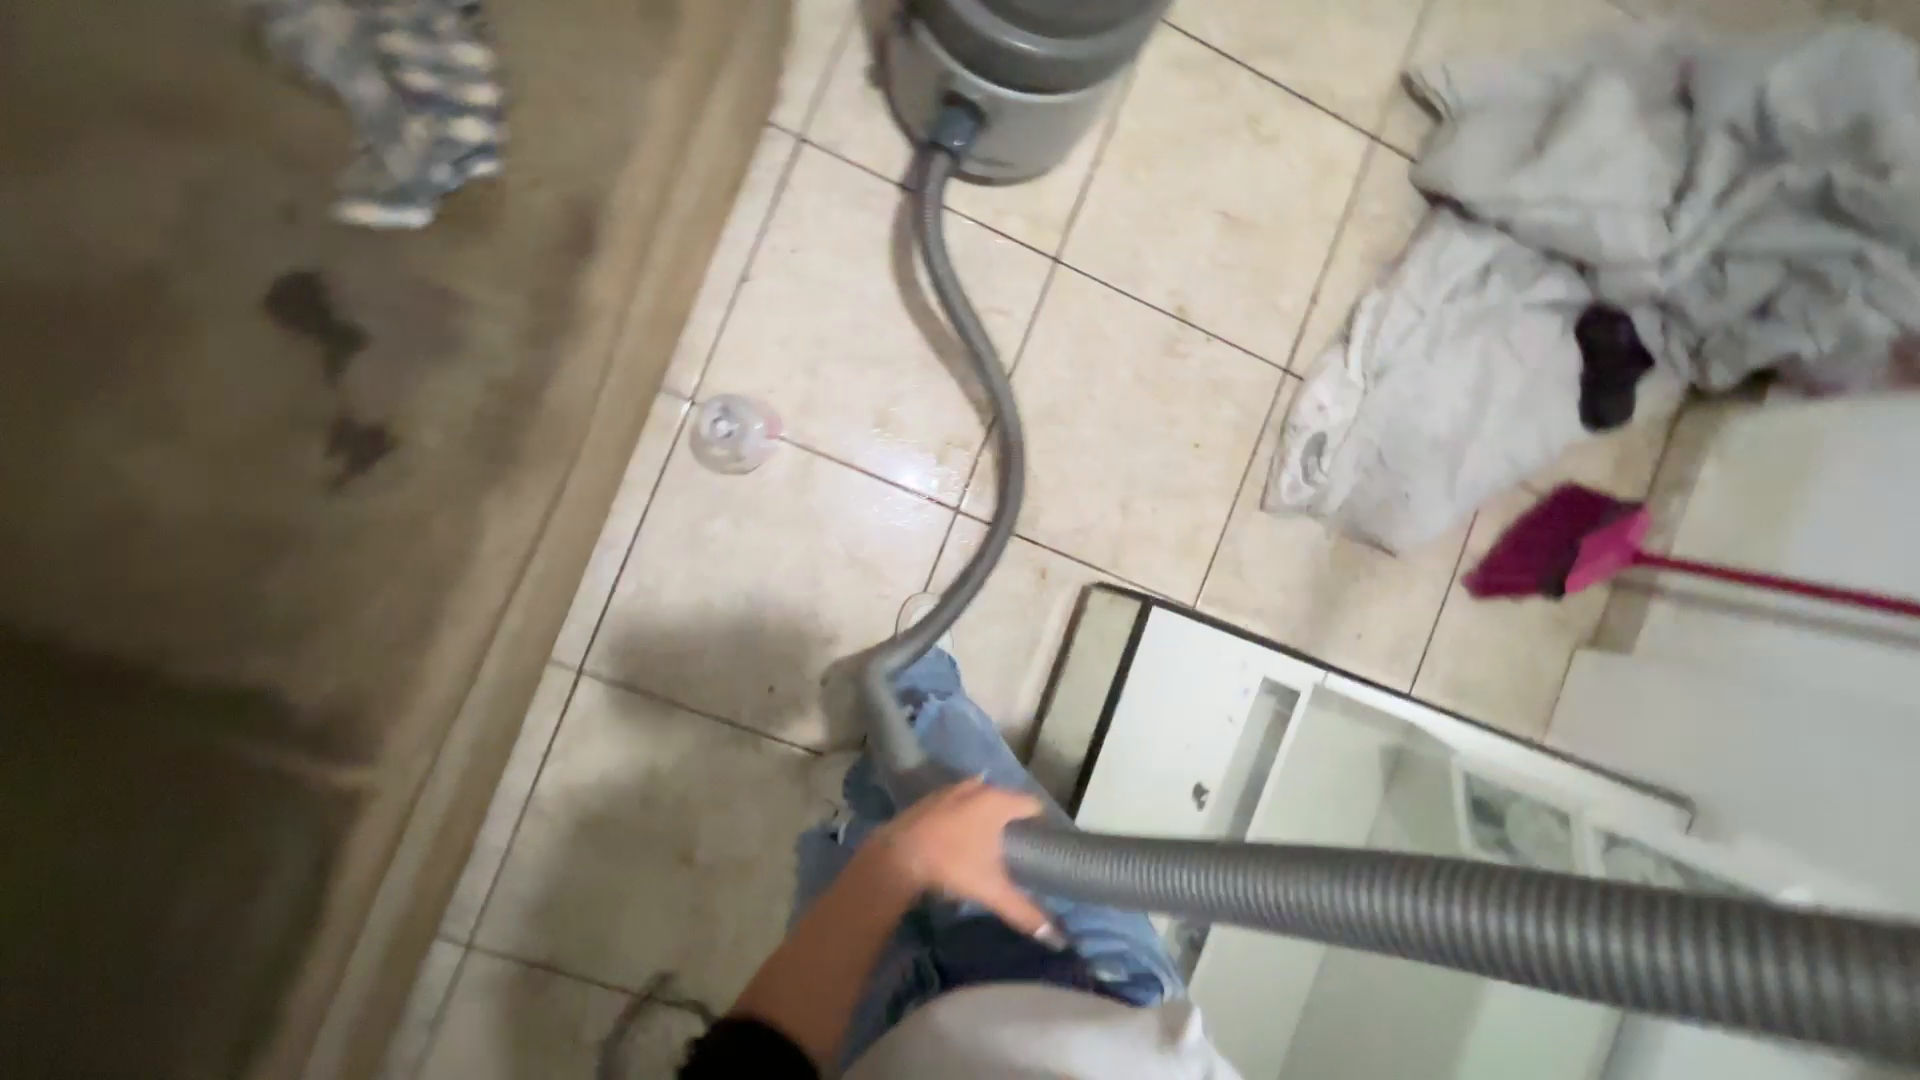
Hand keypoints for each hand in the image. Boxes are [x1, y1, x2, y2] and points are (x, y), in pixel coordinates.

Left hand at [861, 777, 1054, 939]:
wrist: (897, 856)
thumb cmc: (952, 865)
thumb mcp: (992, 890)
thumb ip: (1025, 911)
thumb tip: (1055, 938)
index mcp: (997, 802)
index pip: (1032, 805)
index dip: (1041, 823)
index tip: (1042, 843)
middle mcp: (977, 787)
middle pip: (1006, 800)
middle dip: (1013, 821)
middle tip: (1018, 848)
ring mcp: (951, 789)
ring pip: (979, 798)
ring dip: (986, 816)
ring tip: (989, 844)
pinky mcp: (930, 798)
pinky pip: (957, 802)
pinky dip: (963, 815)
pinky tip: (959, 839)